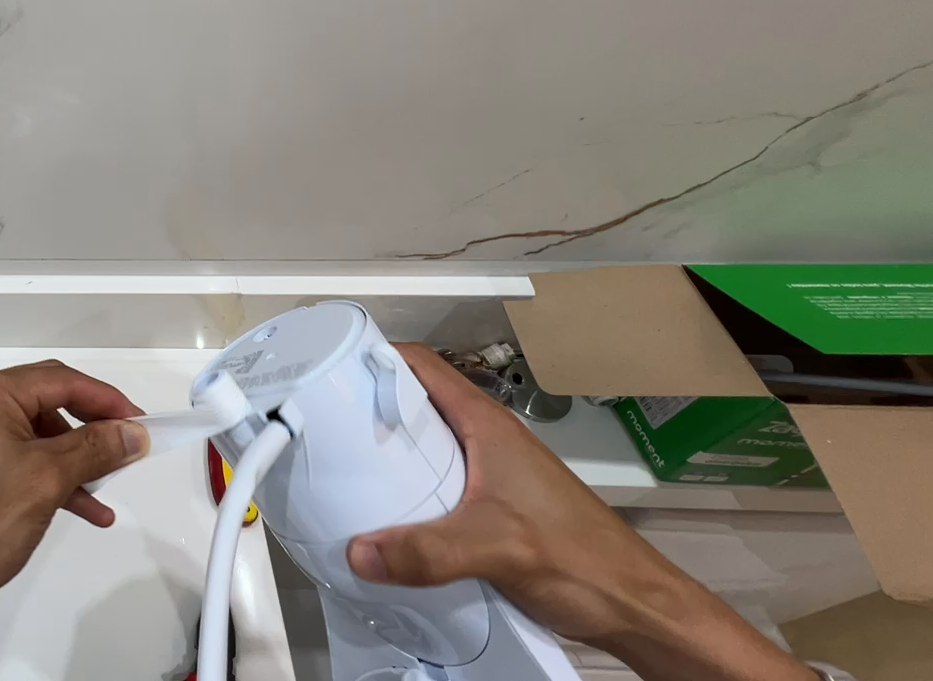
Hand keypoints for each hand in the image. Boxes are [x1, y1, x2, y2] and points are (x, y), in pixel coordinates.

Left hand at [0, 361, 150, 680]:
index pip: (60, 380)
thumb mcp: (48, 479)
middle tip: (130, 449)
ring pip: (37, 432)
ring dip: (74, 459)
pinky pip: (19, 454)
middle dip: (91, 428)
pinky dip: (50, 475)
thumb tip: (136, 433)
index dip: (106, 400)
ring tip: (107, 490)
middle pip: (48, 400)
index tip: (143, 422)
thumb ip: (97, 448)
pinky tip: (83, 508)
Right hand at [346, 344, 815, 680]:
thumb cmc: (580, 558)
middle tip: (324, 416)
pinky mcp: (491, 500)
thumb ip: (426, 551)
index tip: (330, 364)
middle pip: (414, 398)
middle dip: (369, 401)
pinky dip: (405, 477)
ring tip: (343, 458)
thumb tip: (355, 552)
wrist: (642, 611)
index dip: (374, 355)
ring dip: (387, 443)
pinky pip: (435, 472)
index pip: (420, 363)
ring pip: (424, 437)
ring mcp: (490, 467)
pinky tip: (385, 503)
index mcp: (484, 422)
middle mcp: (484, 435)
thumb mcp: (496, 548)